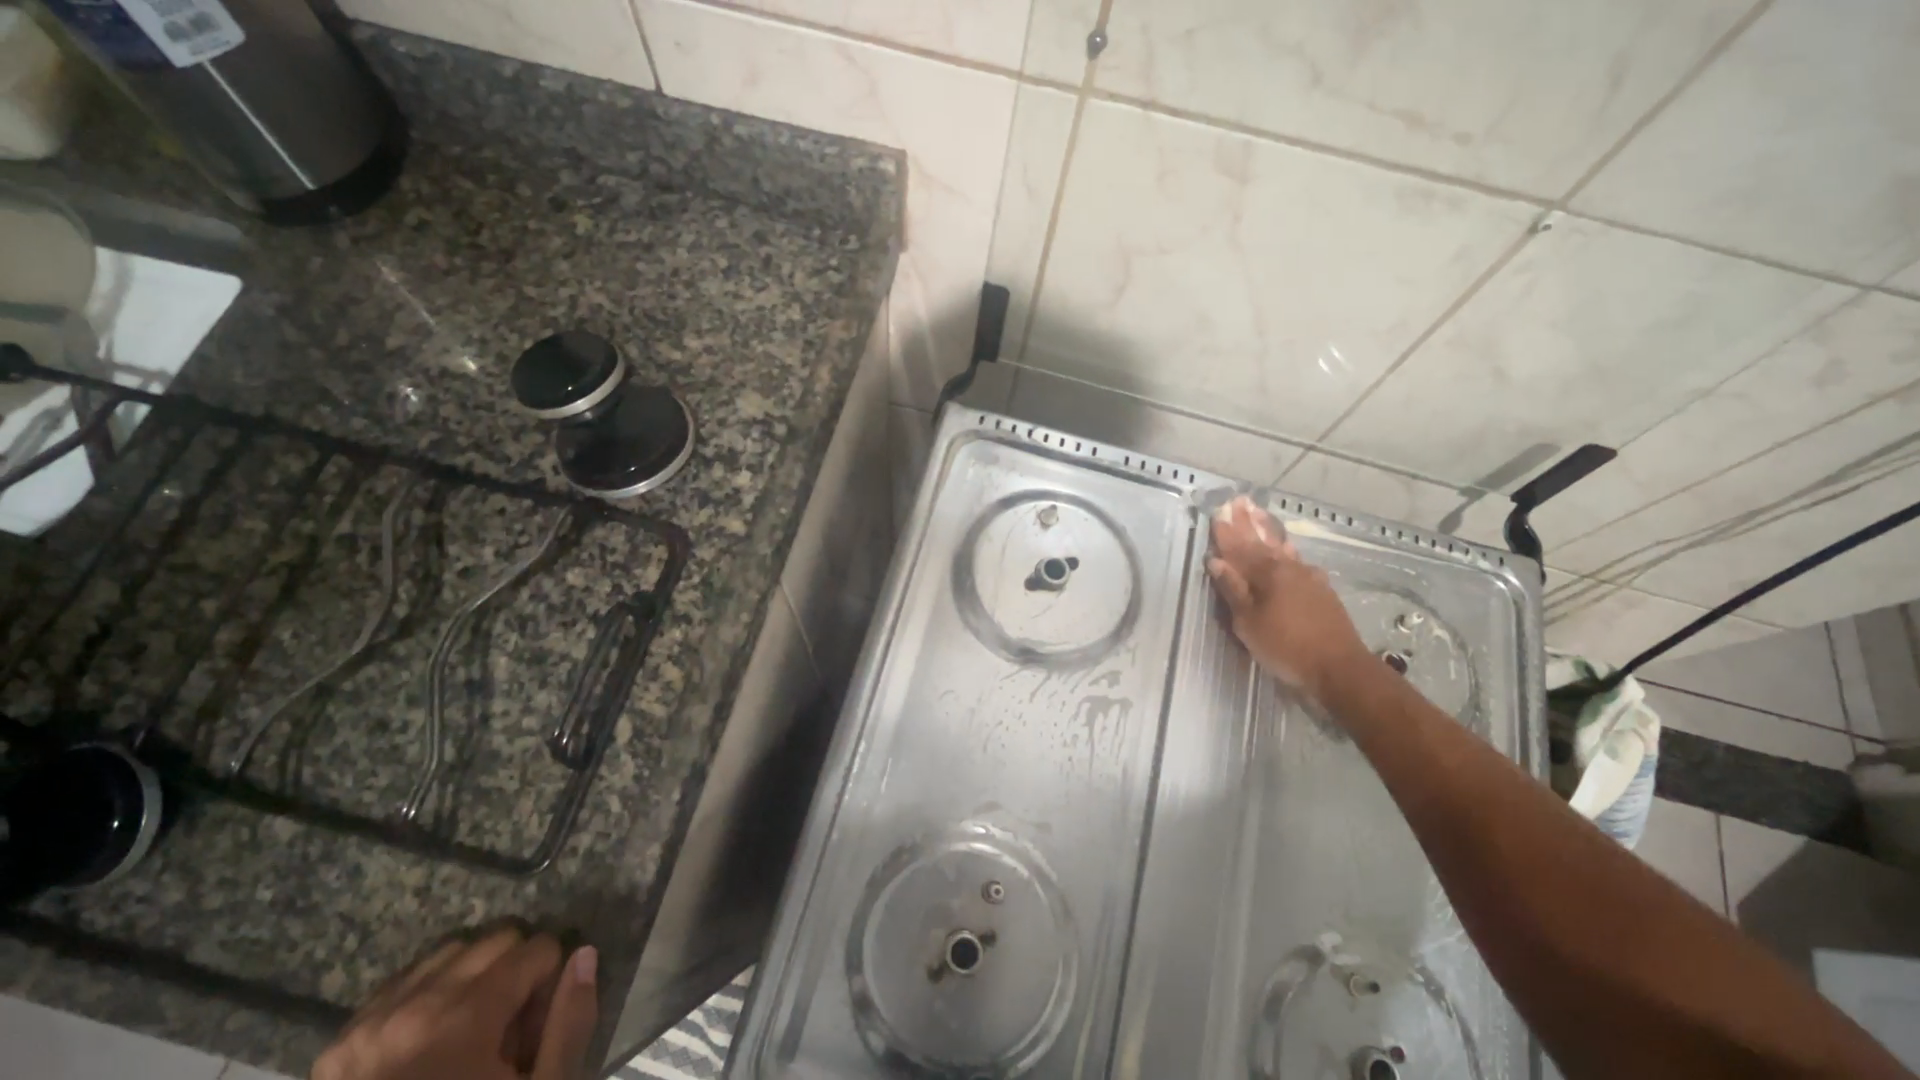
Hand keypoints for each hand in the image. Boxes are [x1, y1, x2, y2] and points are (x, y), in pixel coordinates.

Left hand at [313, 928, 597, 1079]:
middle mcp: (412, 1005)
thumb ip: (569, 1023)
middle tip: (512, 1025)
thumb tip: (584, 955)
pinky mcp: (336, 1048)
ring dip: (470, 976)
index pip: (535, 948)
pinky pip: (396, 987)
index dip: (550, 979)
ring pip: (442, 955)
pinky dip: (425, 996)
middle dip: (515, 969)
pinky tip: (432, 1041)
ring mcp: (367, 1025)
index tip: (540, 1021)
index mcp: (465, 1018)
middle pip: (492, 941)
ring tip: (472, 1030)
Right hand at [1206, 496, 1369, 698]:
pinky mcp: (1322, 590)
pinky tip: (1289, 550)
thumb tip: (1216, 562)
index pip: (1240, 548)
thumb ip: (1233, 591)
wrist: (1339, 666)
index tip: (1216, 513)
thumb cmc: (1286, 647)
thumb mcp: (1249, 624)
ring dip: (1268, 531)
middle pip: (1262, 541)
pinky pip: (1298, 561)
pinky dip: (1287, 551)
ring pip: (1282, 547)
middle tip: (1239, 501)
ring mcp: (1308, 577)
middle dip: (1248, 523)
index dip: (1226, 533)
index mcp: (1267, 574)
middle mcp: (1288, 568)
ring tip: (1259, 514)